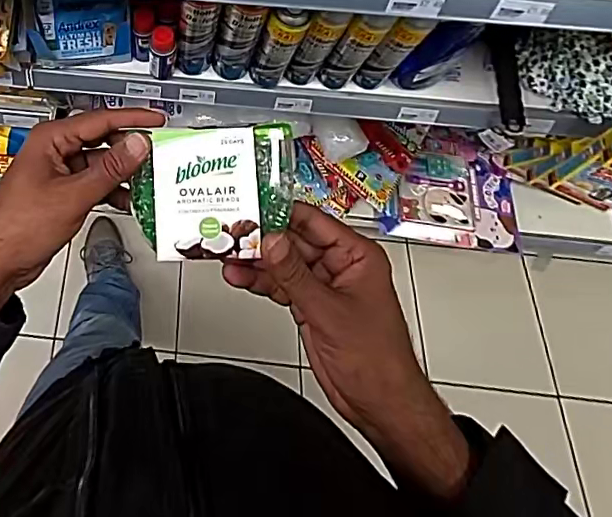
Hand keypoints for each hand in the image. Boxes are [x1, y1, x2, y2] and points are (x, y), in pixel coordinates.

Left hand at [0, 108, 163, 313]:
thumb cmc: (16, 227)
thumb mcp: (73, 195)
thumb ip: (110, 169)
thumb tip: (137, 144)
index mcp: (50, 139)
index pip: (100, 119)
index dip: (132, 118)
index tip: (156, 119)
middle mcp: (54, 150)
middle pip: (102, 139)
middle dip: (129, 147)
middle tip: (157, 151)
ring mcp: (59, 171)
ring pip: (100, 162)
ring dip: (122, 172)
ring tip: (148, 177)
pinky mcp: (63, 191)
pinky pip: (94, 181)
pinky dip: (111, 189)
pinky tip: (128, 199)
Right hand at [222, 203, 472, 500]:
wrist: (381, 406)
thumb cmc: (379, 362)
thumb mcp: (329, 310)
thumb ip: (295, 274)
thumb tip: (273, 241)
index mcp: (356, 255)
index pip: (312, 221)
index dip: (281, 212)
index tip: (254, 206)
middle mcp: (339, 265)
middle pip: (293, 240)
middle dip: (262, 238)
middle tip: (233, 233)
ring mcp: (324, 284)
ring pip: (283, 262)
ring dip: (256, 260)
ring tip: (230, 255)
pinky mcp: (311, 303)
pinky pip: (281, 283)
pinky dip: (261, 281)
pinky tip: (241, 276)